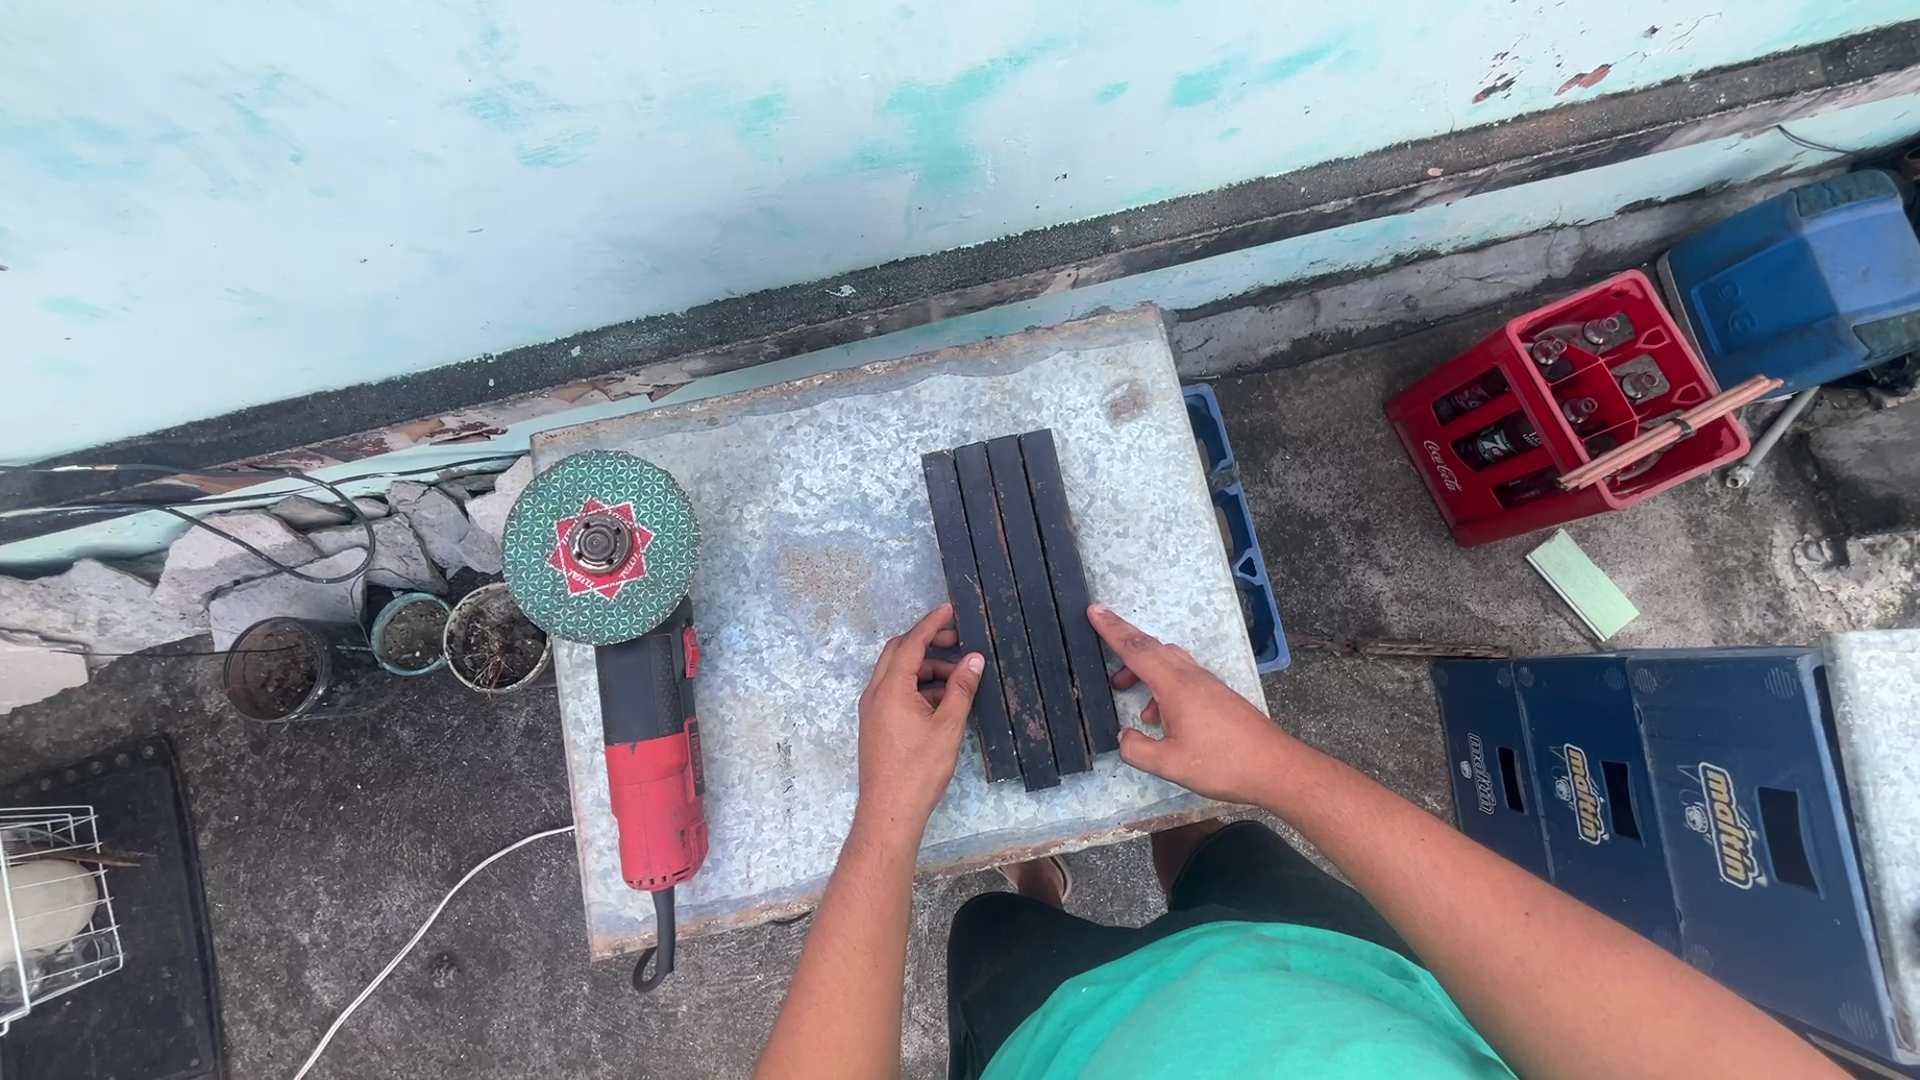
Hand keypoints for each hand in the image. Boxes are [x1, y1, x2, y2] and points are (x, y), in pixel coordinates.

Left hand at [853, 604, 984, 843]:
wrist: (890, 812)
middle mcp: (875, 693)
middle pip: (899, 652)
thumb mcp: (948, 726)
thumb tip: (974, 659)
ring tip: (957, 677)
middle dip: (928, 641)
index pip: (912, 642)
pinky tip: (942, 700)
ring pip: (897, 673)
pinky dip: (917, 686)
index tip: (950, 609)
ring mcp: (873, 709)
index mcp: (890, 688)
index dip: (932, 623)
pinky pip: (895, 691)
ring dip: (925, 667)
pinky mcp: (876, 724)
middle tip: (957, 640)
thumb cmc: (919, 770)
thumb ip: (961, 688)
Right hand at [1089, 603, 1296, 805]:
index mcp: (1175, 685)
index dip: (1112, 629)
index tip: (1094, 609)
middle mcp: (1191, 676)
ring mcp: (1207, 683)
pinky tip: (1163, 718)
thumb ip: (1137, 750)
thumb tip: (1124, 736)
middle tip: (1106, 663)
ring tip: (1133, 699)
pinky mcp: (1218, 695)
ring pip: (1168, 661)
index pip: (1136, 649)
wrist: (1277, 768)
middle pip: (1152, 648)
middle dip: (1125, 648)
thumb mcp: (1170, 765)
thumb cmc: (1223, 763)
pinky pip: (1182, 676)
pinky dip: (1163, 685)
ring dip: (1145, 671)